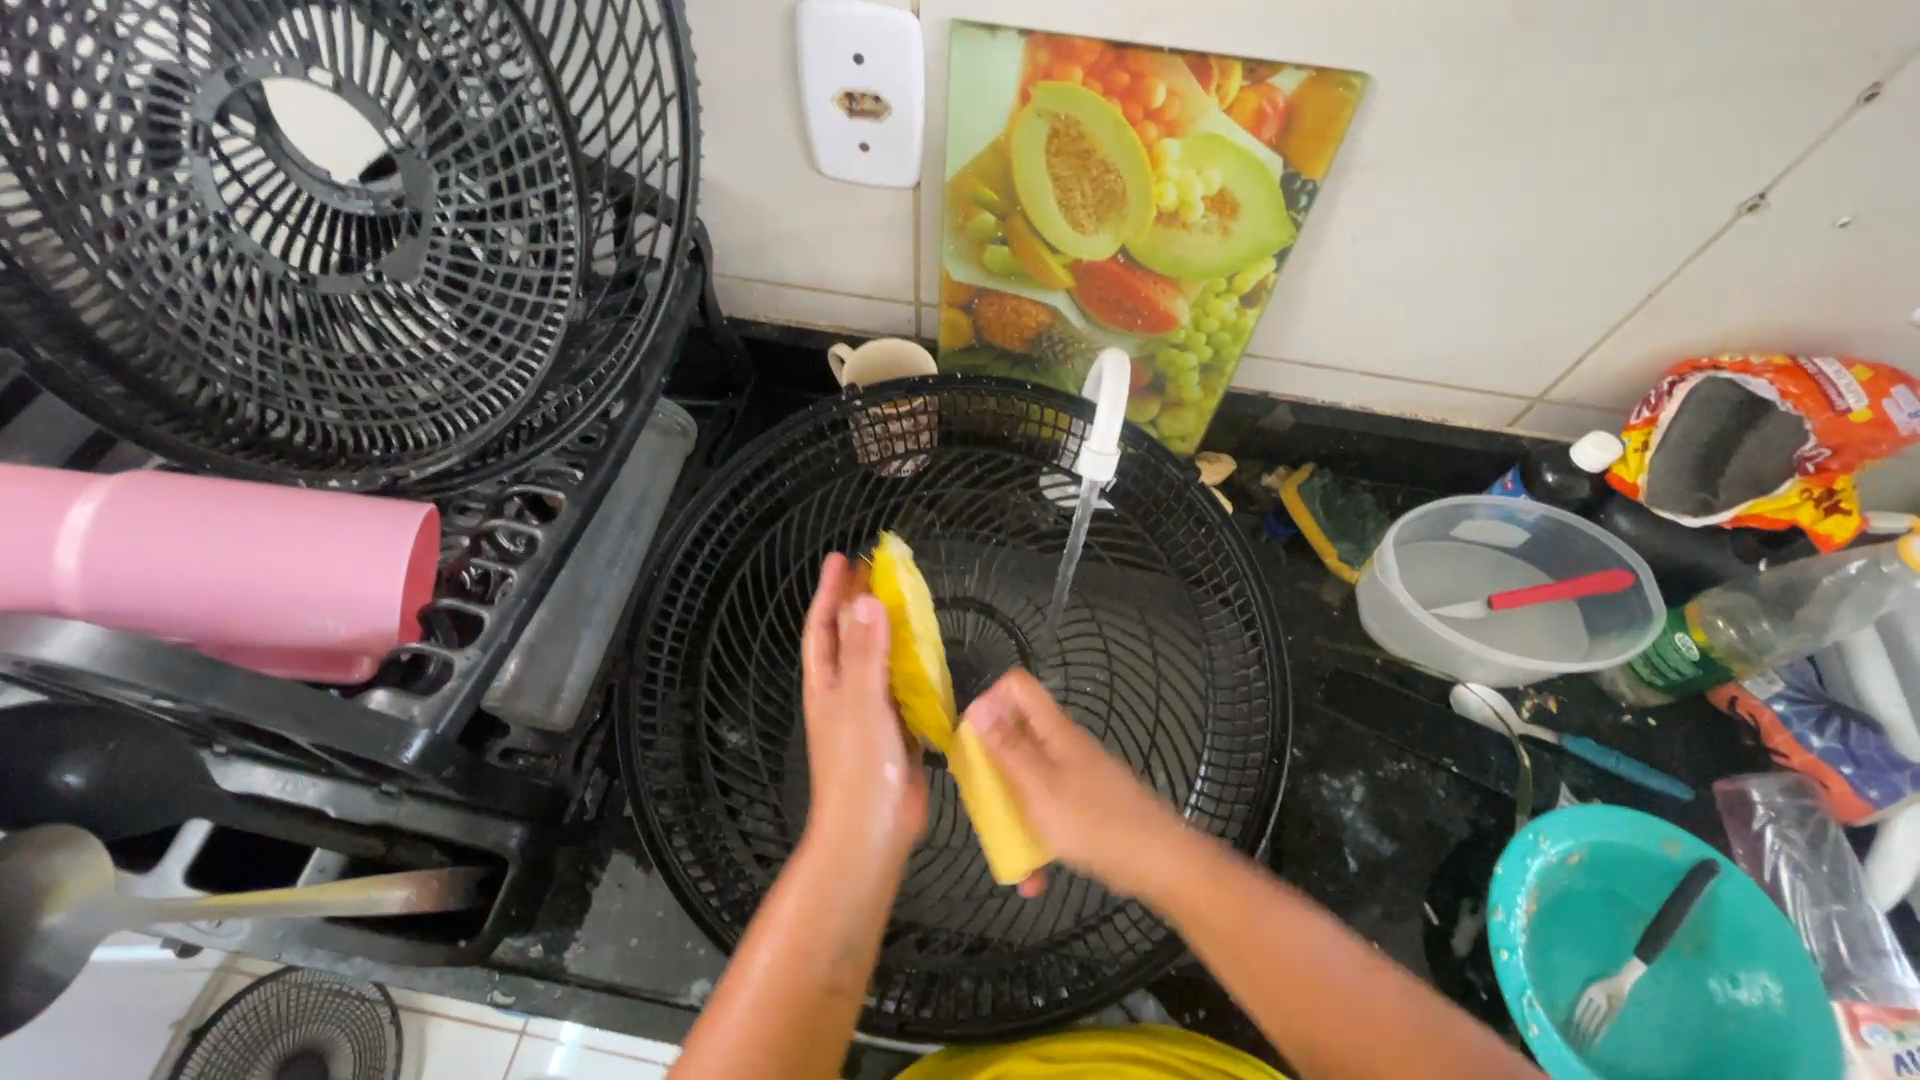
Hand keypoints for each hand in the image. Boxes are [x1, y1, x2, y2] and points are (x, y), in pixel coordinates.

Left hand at [800, 554, 927, 868]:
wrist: (872, 831)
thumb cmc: (859, 766)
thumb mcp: (860, 702)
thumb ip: (865, 652)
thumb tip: (866, 600)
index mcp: (827, 684)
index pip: (825, 627)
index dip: (831, 592)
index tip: (841, 558)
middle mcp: (845, 694)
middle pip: (851, 639)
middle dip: (860, 605)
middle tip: (880, 571)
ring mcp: (871, 714)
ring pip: (880, 662)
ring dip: (891, 633)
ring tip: (910, 603)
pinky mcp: (897, 733)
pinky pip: (905, 691)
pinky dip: (915, 670)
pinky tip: (931, 657)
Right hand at [962, 669, 1189, 898]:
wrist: (1160, 863)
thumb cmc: (1094, 821)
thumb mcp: (1039, 786)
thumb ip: (1006, 748)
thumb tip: (976, 705)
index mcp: (1054, 731)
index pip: (1017, 687)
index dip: (989, 702)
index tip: (970, 740)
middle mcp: (1063, 747)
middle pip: (1016, 736)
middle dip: (992, 768)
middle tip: (980, 800)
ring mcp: (1075, 778)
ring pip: (1028, 781)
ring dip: (1012, 815)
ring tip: (1004, 850)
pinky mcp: (1084, 807)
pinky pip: (1049, 814)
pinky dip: (1038, 841)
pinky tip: (1035, 877)